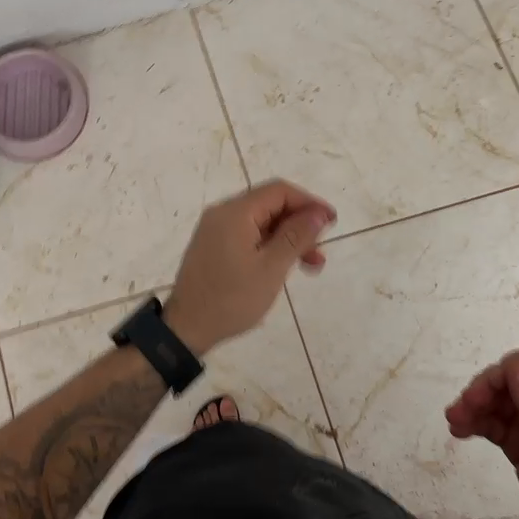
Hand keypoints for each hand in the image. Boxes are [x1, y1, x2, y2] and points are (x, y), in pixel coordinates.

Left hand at [162, 180, 334, 354]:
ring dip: (288, 238)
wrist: (187, 327)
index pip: (279, 191)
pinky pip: (247, 235)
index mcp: (235, 213)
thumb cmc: (232, 299)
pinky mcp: (213, 246)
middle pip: (270, 205)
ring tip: (311, 266)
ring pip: (261, 222)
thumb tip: (319, 213)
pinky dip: (269, 245)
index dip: (309, 203)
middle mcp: (222, 213)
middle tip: (320, 252)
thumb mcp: (271, 268)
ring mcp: (215, 230)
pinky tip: (283, 266)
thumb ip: (296, 236)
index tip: (332, 223)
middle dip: (300, 224)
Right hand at [445, 346, 518, 518]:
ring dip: (475, 405)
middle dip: (488, 387)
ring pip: (500, 402)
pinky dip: (475, 424)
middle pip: (516, 380)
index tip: (494, 384)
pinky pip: (493, 427)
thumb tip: (515, 367)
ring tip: (454, 420)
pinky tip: (458, 430)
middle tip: (466, 404)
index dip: (516, 365)